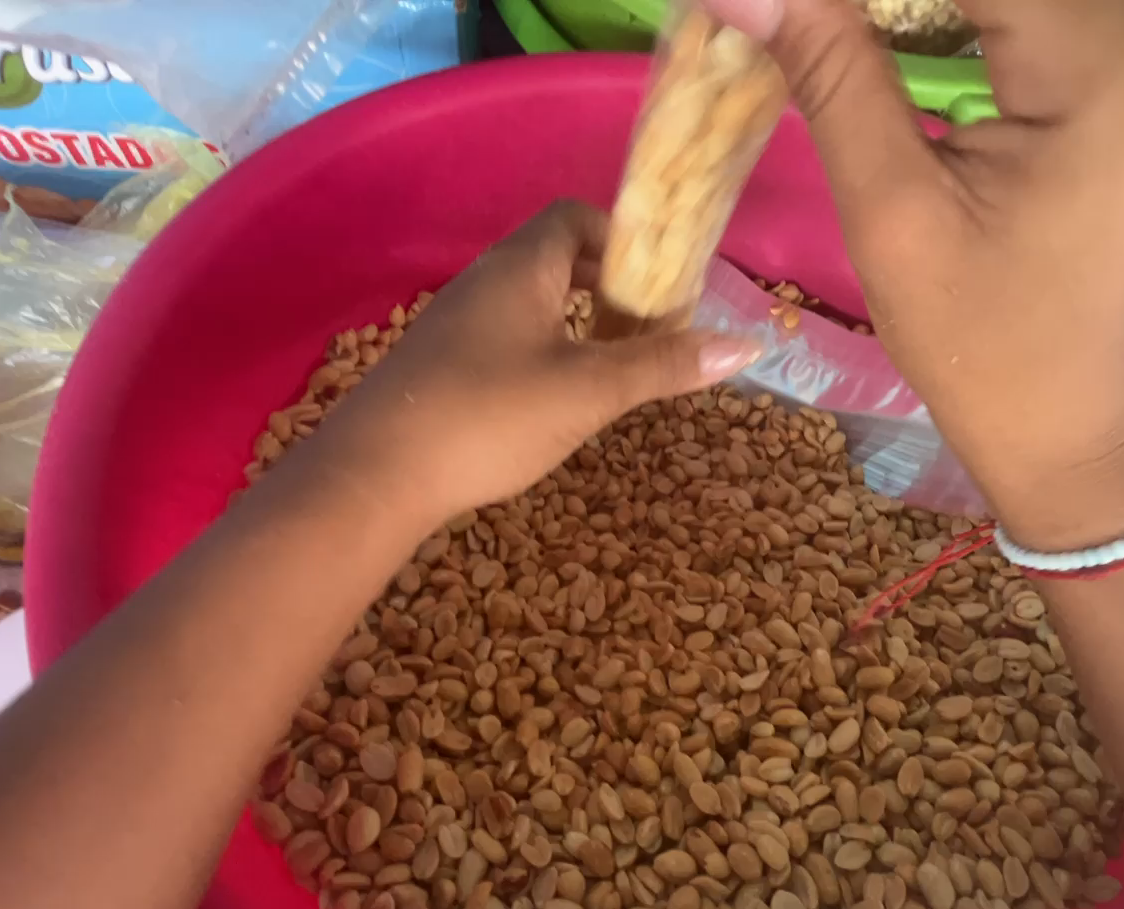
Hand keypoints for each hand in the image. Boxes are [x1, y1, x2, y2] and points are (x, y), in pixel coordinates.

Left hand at [307, 201, 758, 522]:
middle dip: (605, 286)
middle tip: (645, 327)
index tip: (659, 280)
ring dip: (574, 322)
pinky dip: (544, 351)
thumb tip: (746, 344)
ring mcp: (456, 326)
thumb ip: (662, 366)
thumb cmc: (489, 418)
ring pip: (529, 302)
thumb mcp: (588, 391)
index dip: (622, 239)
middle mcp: (483, 283)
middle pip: (553, 259)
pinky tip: (556, 397)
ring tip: (612, 363)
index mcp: (520, 268)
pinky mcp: (442, 367)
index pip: (574, 219)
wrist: (377, 475)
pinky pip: (506, 337)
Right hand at [703, 0, 1123, 544]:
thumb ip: (832, 78)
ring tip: (820, 33)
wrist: (1050, 410)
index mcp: (1100, 49)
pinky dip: (931, 10)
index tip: (758, 0)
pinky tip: (872, 31)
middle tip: (786, 20)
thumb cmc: (974, 338)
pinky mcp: (1106, 62)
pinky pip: (1009, 5)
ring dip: (896, 3)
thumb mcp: (892, 212)